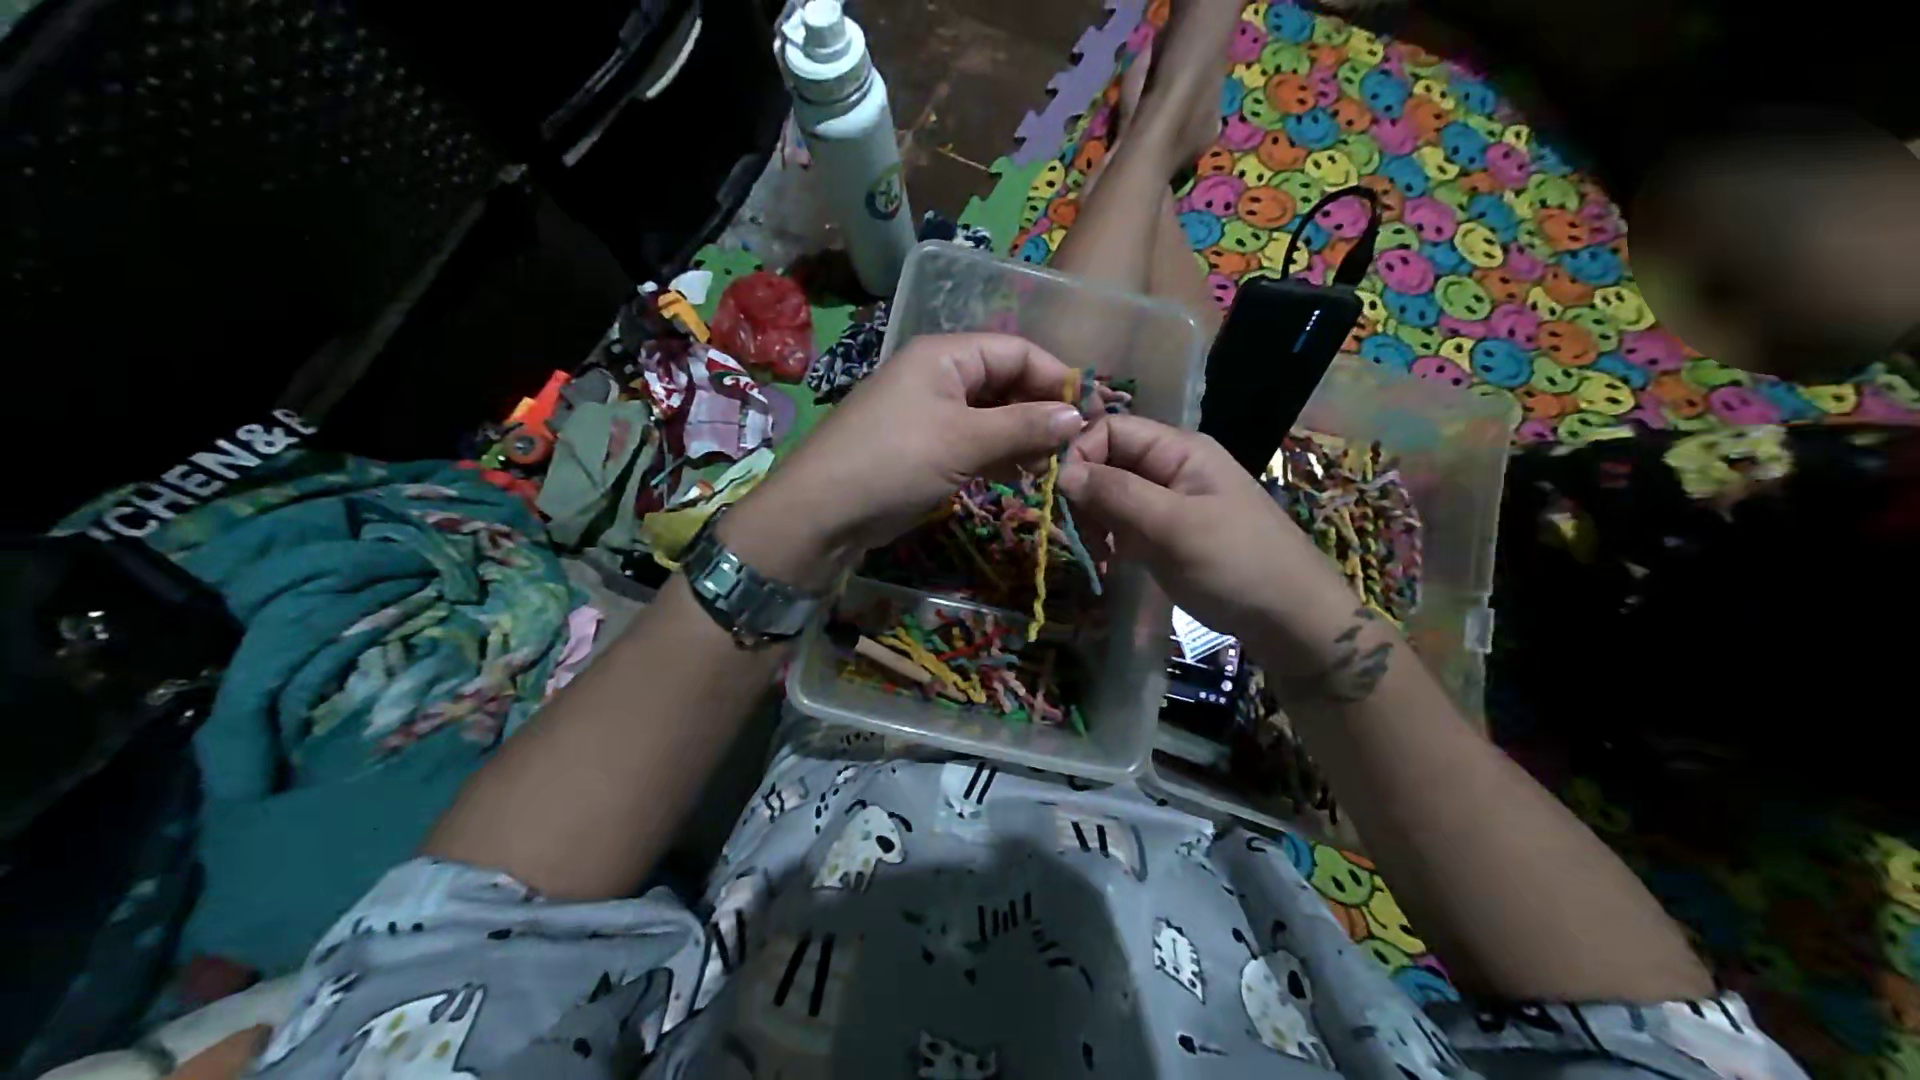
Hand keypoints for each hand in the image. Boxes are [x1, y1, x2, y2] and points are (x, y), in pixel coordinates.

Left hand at [726, 333, 1084, 584]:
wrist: (823, 513)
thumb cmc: (894, 461)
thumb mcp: (963, 440)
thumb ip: (1023, 425)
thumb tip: (1076, 416)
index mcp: (945, 356)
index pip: (1016, 351)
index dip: (1055, 378)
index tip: (1088, 413)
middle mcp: (939, 377)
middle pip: (1005, 383)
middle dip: (1040, 412)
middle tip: (1070, 448)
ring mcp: (930, 414)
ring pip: (992, 417)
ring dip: (1022, 438)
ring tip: (1049, 467)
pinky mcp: (926, 449)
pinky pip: (974, 443)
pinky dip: (999, 456)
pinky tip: (1021, 476)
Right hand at [1059, 415, 1359, 671]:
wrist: (1289, 619)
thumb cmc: (1237, 562)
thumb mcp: (1174, 525)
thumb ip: (1117, 494)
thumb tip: (1063, 472)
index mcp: (1179, 450)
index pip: (1112, 429)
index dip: (1081, 453)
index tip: (1061, 494)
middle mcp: (1170, 468)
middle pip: (1108, 461)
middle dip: (1085, 492)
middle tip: (1079, 532)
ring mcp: (1168, 502)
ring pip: (1110, 495)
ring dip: (1094, 520)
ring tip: (1097, 554)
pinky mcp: (1165, 533)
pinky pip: (1123, 523)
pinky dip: (1109, 540)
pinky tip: (1109, 563)